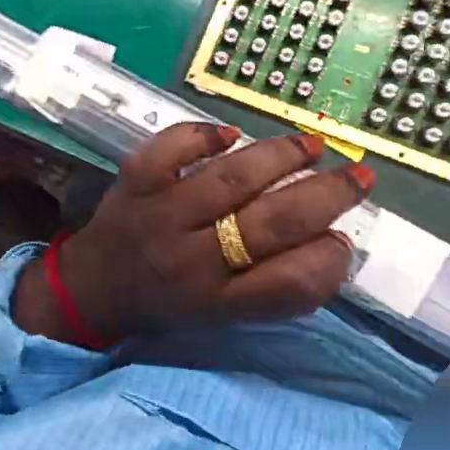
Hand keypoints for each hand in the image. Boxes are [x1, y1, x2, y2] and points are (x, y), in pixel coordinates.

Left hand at [14, 123, 372, 344]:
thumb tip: (330, 238)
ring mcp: (160, 216)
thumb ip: (272, 287)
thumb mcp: (221, 315)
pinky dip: (202, 134)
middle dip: (326, 196)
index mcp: (217, 302)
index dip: (329, 262)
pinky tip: (230, 133)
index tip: (341, 240)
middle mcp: (191, 260)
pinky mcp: (133, 184)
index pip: (289, 285)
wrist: (91, 288)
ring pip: (231, 179)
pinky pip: (171, 150)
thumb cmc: (166, 304)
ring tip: (313, 145)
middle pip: (271, 224)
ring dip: (281, 156)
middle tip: (358, 177)